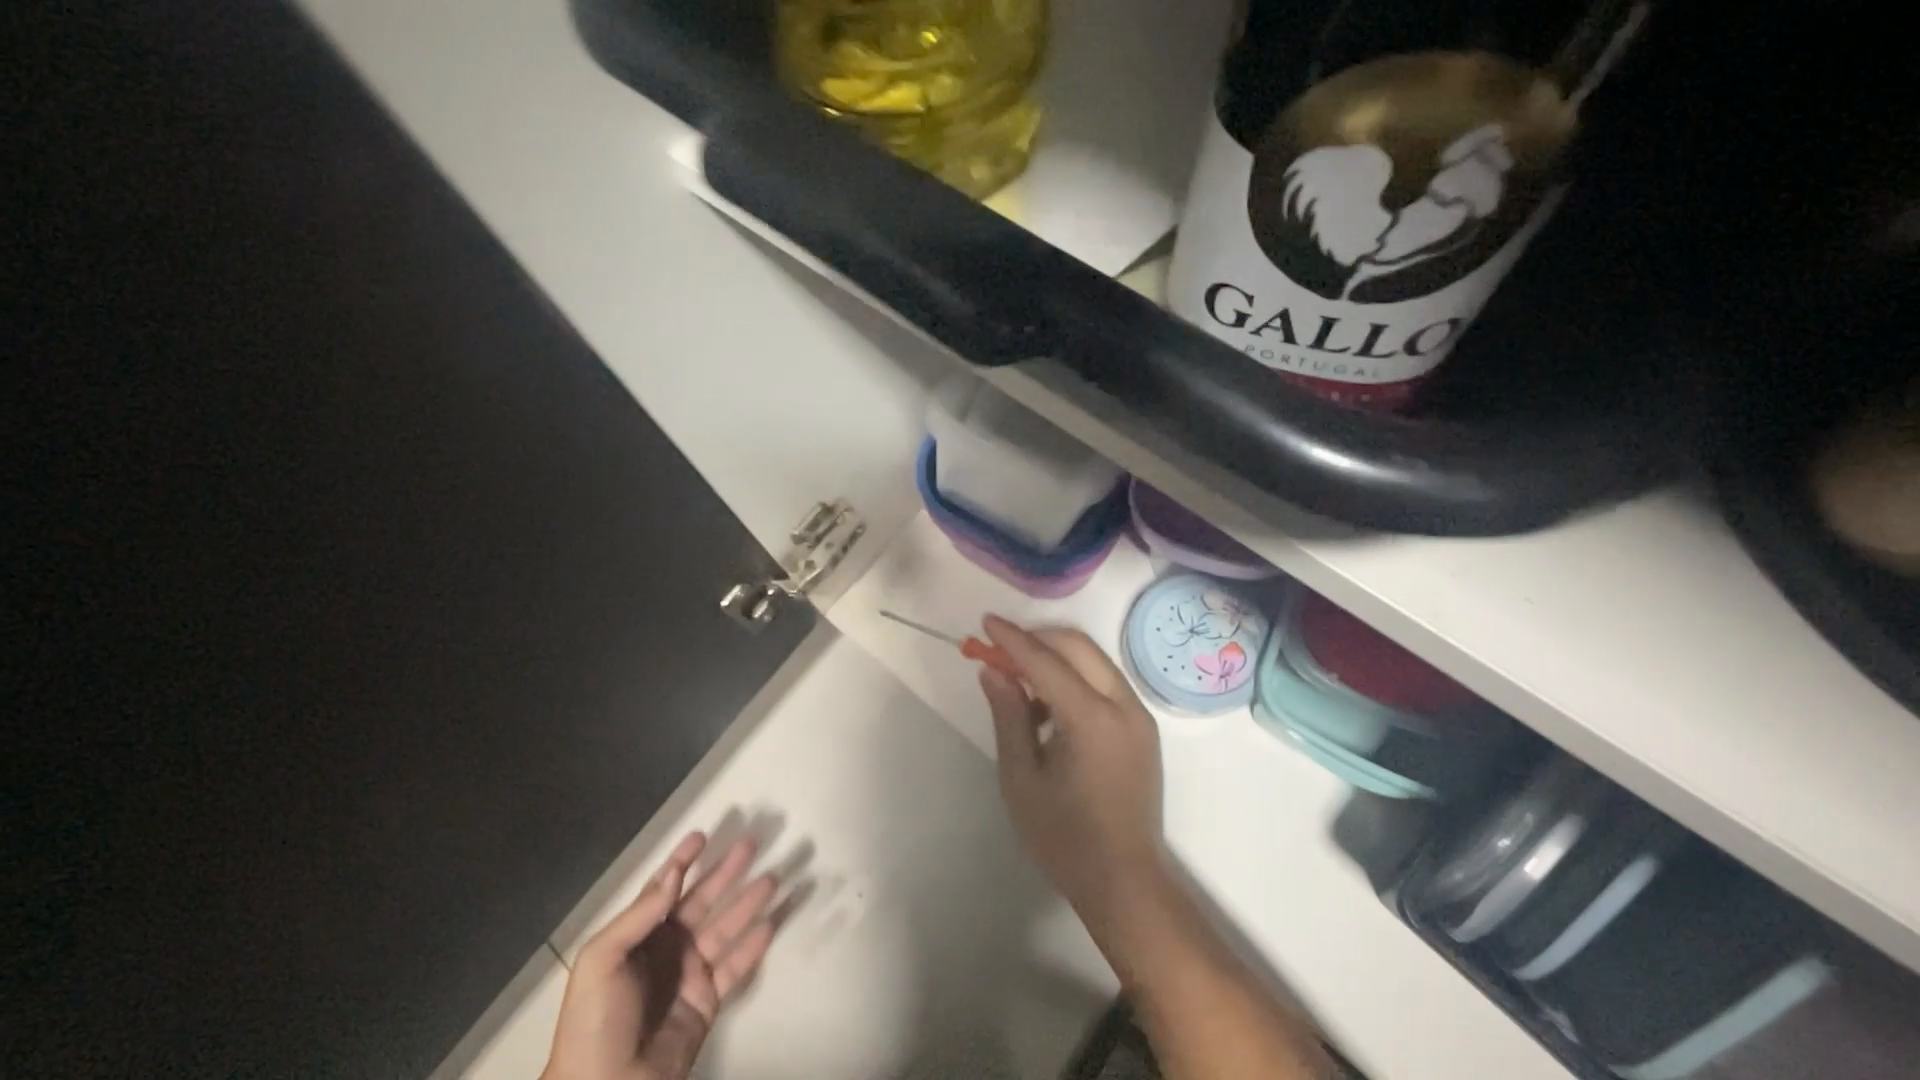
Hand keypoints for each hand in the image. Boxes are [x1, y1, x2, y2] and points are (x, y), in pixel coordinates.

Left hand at [542, 832, 778, 1079]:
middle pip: (702, 901)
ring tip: (773, 879)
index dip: (682, 861)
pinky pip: (736, 966)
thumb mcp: (602, 960)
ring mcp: (689, 974)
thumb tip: (673, 874)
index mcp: (636, 936)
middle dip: (726, 873)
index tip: (702, 835)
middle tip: (751, 844)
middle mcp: (666, 948)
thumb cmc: (595, 1019)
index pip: (663, 889)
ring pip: (725, 928)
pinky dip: (754, 946)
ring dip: (748, 903)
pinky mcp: (708, 1001)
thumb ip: (639, 915)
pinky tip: (771, 924)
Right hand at [977, 615, 1168, 920]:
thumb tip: (994, 671)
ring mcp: (1139, 717)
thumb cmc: (1063, 837)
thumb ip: (1008, 716)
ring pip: (1095, 662)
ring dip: (1057, 659)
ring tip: (1020, 686)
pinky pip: (1106, 685)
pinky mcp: (1143, 730)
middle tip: (1001, 649)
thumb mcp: (1021, 778)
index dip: (1013, 640)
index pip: (1047, 662)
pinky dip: (1076, 680)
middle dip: (1038, 639)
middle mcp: (1124, 706)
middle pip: (1079, 647)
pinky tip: (1049, 710)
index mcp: (1092, 719)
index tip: (985, 621)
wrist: (1123, 880)